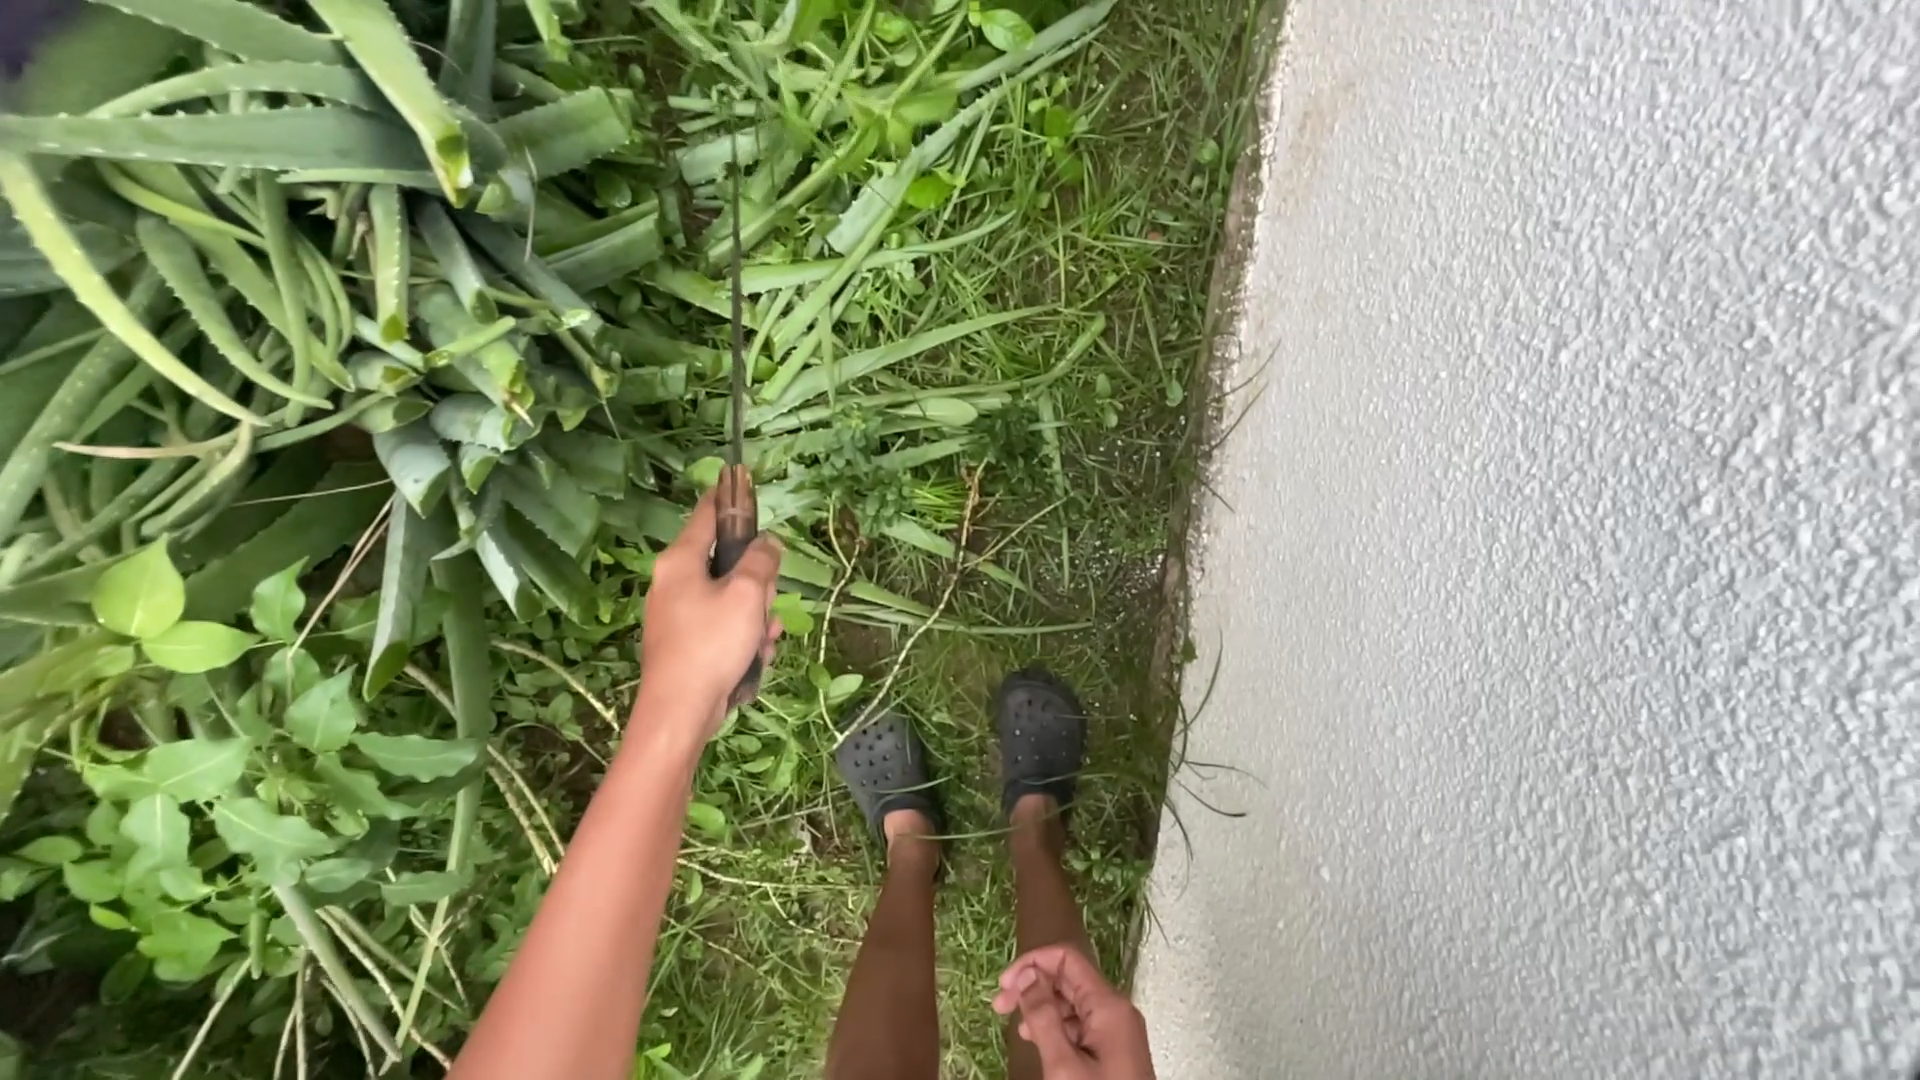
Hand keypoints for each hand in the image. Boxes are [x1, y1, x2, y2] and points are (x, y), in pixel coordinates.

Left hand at [637, 483, 782, 730]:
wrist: (680, 711)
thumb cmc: (712, 644)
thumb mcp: (748, 595)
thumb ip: (762, 561)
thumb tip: (767, 543)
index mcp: (680, 561)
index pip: (707, 514)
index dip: (729, 498)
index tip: (742, 481)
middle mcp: (673, 582)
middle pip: (728, 563)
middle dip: (758, 585)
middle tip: (765, 605)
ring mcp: (677, 615)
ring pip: (732, 600)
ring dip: (756, 618)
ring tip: (763, 641)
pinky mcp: (685, 644)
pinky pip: (724, 628)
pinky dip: (743, 640)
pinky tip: (754, 660)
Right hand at [993, 946, 1154, 1079]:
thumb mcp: (1064, 1065)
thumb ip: (1044, 1016)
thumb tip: (1029, 975)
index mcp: (1108, 1005)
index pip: (1067, 958)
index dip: (1032, 962)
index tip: (1004, 985)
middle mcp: (1116, 1010)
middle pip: (1069, 978)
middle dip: (1032, 985)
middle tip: (999, 1006)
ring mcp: (1117, 1031)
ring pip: (1073, 1001)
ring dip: (1042, 1006)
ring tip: (1017, 1026)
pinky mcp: (1114, 1051)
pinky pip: (1081, 1024)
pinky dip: (1056, 1026)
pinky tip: (1039, 1040)